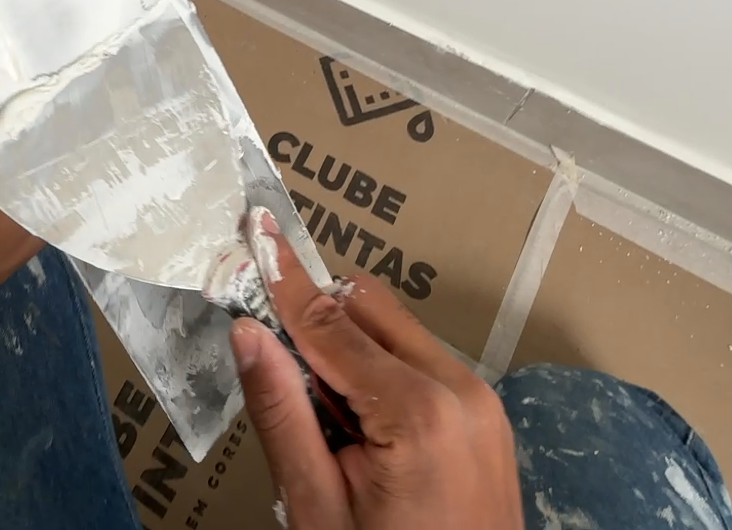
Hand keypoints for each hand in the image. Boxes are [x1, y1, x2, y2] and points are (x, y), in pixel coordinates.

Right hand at [230, 210, 522, 528]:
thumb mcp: (317, 507)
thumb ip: (282, 412)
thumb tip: (247, 331)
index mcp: (417, 414)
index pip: (329, 324)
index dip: (285, 278)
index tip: (257, 229)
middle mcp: (459, 387)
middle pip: (366, 306)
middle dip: (317, 320)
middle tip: (285, 371)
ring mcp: (479, 397)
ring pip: (391, 325)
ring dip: (347, 345)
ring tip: (331, 419)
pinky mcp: (484, 410)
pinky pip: (416, 355)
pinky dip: (378, 365)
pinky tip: (365, 424)